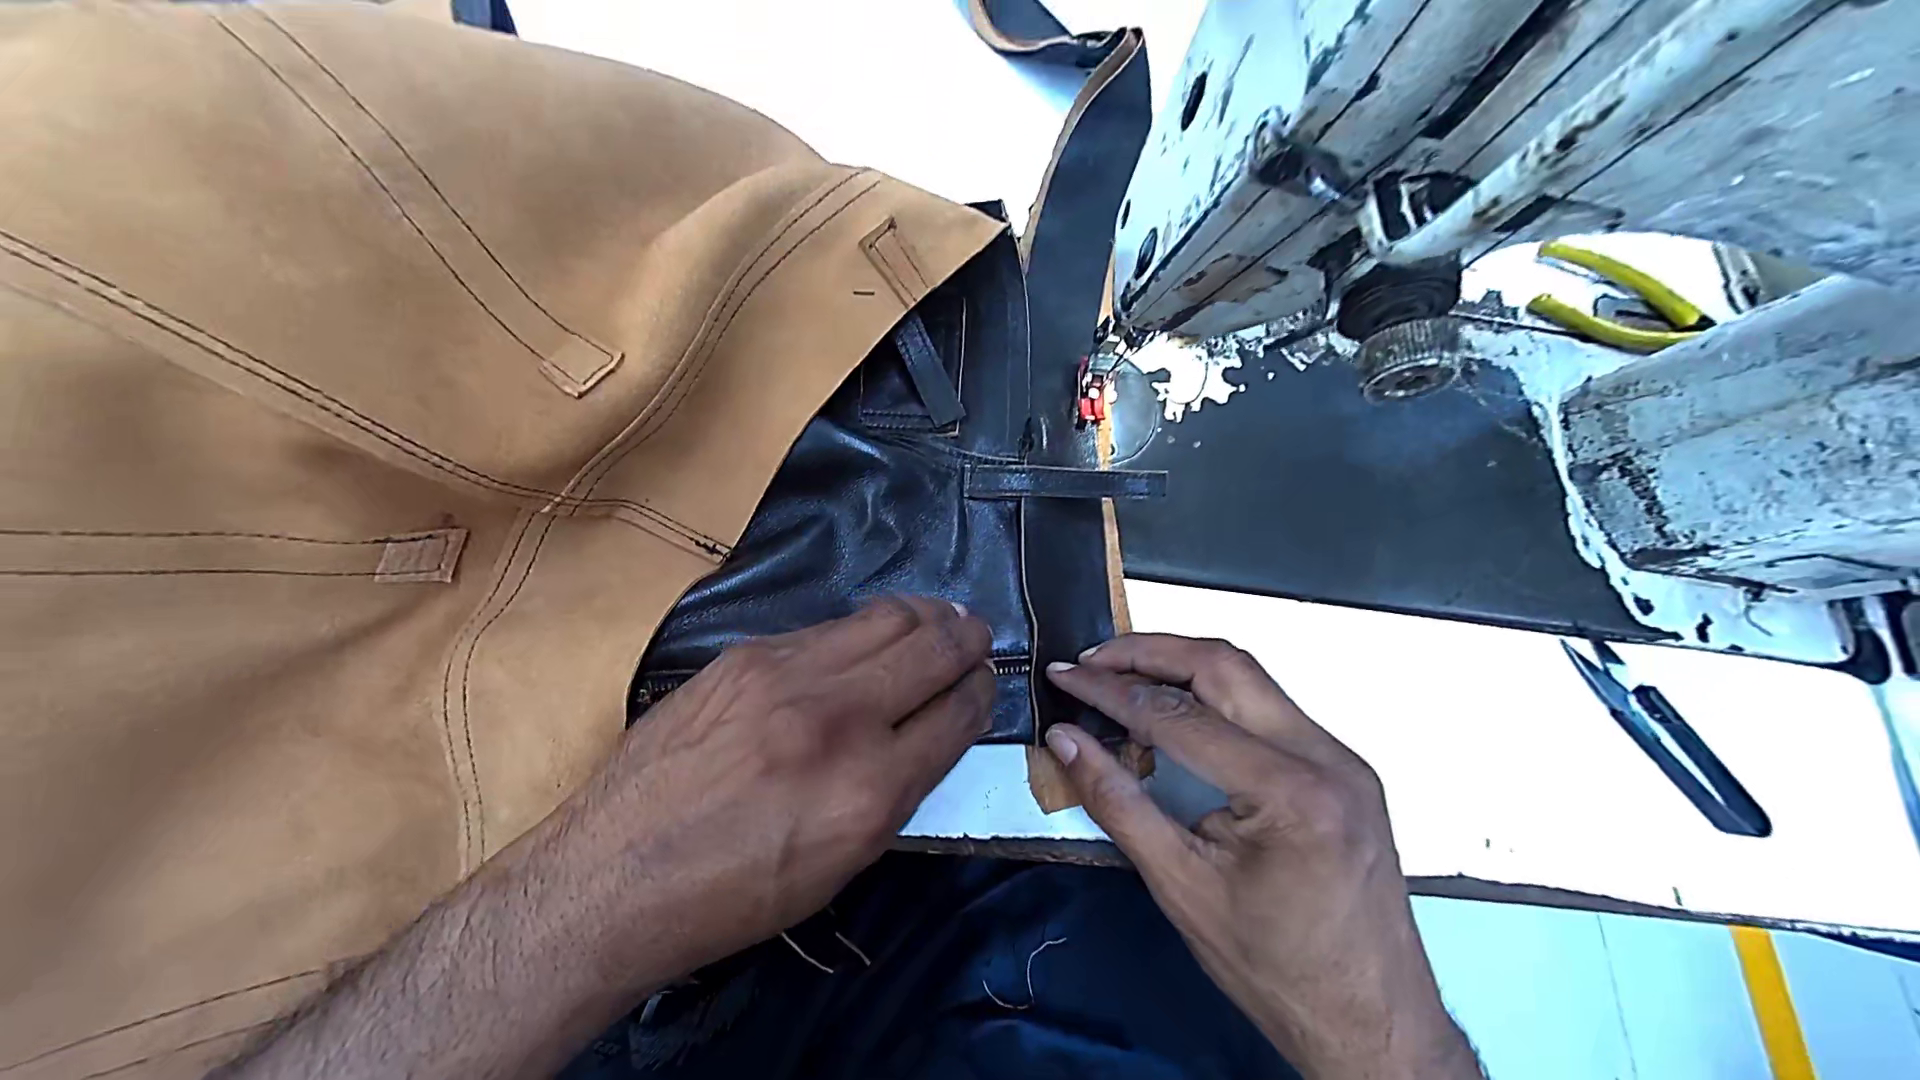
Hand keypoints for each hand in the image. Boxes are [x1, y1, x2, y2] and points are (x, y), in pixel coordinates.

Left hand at [533, 595, 994, 978]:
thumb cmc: (739, 890)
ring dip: (926, 614)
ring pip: (888, 617)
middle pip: (935, 650)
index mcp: (873, 788)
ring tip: (939, 616)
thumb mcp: (845, 860)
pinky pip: (831, 625)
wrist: (616, 874)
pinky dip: (866, 627)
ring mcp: (790, 675)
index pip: (959, 713)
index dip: (983, 691)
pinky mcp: (749, 654)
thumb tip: (936, 727)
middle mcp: (840, 718)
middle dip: (970, 638)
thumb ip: (901, 786)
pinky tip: (870, 634)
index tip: (985, 682)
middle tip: (978, 634)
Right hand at [1043, 635, 1478, 1079]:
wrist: (1373, 1025)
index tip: (1065, 675)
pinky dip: (1207, 693)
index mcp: (1290, 791)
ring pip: (1246, 676)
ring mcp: (1338, 756)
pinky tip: (1171, 709)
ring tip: (1120, 672)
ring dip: (1178, 664)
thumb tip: (1065, 739)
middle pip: (1223, 664)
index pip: (1180, 715)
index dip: (1110, 690)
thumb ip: (1116, 800)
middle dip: (1148, 650)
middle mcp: (1325, 756)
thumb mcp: (1180, 885)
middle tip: (1091, 658)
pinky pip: (1263, 705)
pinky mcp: (1337, 766)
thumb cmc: (1276, 969)